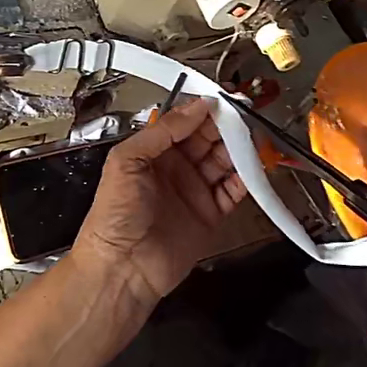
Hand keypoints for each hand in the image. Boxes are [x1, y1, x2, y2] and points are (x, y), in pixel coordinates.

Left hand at [69, 98, 248, 306]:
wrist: (122, 267)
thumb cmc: (114, 215)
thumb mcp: (128, 160)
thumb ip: (162, 131)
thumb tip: (195, 107)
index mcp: (152, 152)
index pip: (183, 123)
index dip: (202, 110)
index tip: (223, 99)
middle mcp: (174, 168)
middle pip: (207, 139)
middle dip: (226, 126)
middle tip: (244, 116)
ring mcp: (194, 190)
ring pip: (224, 161)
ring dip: (239, 149)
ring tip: (252, 139)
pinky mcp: (210, 215)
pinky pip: (234, 191)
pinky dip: (246, 179)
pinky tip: (253, 169)